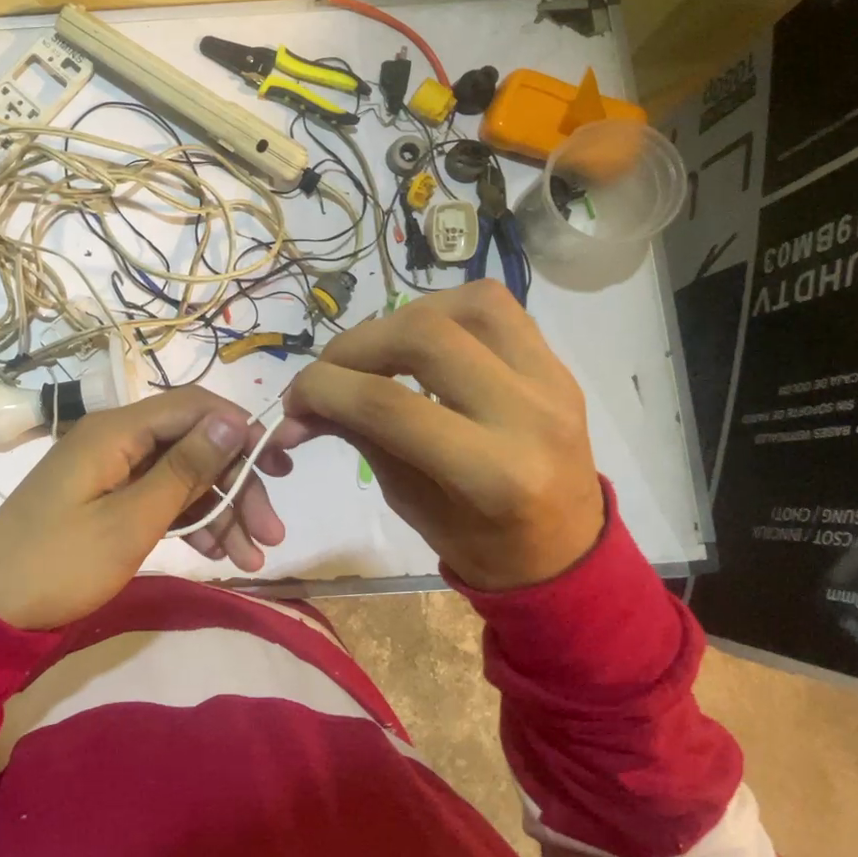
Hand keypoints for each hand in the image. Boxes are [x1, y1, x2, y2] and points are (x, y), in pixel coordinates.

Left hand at [0, 386, 289, 629]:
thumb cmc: (60, 562)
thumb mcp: (130, 521)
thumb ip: (183, 469)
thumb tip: (232, 419)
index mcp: (116, 431)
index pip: (193, 406)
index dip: (240, 430)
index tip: (278, 469)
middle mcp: (115, 440)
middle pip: (193, 443)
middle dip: (236, 484)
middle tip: (271, 535)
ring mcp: (109, 470)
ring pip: (181, 475)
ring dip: (219, 510)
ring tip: (252, 558)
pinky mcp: (106, 498)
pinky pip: (158, 497)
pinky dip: (189, 521)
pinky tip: (218, 553)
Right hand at [278, 281, 602, 591]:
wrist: (564, 550)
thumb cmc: (478, 543)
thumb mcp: (406, 500)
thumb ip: (358, 437)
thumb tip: (297, 406)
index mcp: (491, 474)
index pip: (387, 404)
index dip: (323, 390)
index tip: (293, 402)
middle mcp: (528, 416)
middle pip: (425, 338)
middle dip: (354, 347)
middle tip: (326, 374)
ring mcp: (550, 380)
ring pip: (466, 305)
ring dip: (400, 318)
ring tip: (374, 352)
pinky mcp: (555, 362)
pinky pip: (494, 306)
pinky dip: (440, 310)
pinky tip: (416, 339)